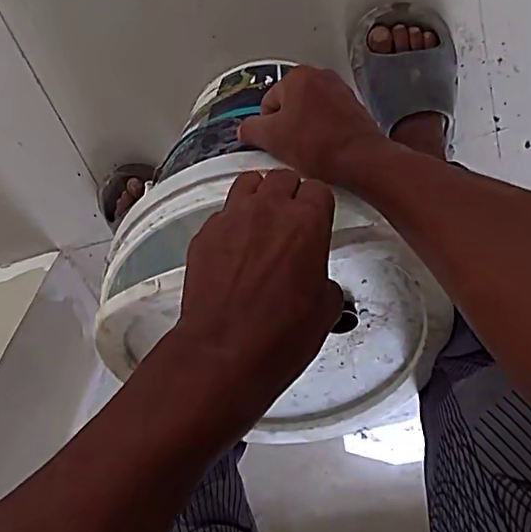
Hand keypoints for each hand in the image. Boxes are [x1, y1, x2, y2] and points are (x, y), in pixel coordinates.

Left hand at [163, 168, 341, 418]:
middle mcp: (268, 211)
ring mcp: (232, 220)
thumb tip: (321, 285)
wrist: (225, 354)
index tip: (319, 217)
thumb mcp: (325, 307)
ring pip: (248, 184)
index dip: (319, 205)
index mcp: (306, 222)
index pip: (318, 189)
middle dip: (290, 193)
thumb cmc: (275, 334)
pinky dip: (231, 223)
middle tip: (293, 216)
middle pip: (282, 177)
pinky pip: (221, 214)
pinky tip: (236, 246)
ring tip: (263, 218)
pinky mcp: (205, 236)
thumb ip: (326, 280)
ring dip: (259, 196)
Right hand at [238, 66, 387, 182]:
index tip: (275, 141)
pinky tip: (325, 148)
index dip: (268, 128)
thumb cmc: (322, 146)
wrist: (361, 159)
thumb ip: (250, 129)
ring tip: (311, 149)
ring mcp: (340, 91)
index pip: (268, 103)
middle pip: (290, 105)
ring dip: (306, 130)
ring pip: (310, 113)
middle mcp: (321, 78)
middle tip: (293, 147)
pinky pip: (329, 120)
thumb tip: (246, 129)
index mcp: (298, 77)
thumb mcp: (271, 139)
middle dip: (288, 126)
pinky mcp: (353, 108)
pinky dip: (325, 132)